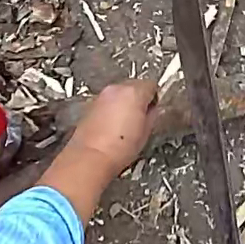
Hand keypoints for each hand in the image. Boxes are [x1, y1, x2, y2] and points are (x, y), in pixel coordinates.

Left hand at [39, 80, 156, 220]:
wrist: (90, 158)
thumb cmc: (118, 148)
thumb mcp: (146, 132)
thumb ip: (151, 114)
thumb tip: (151, 110)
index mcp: (135, 92)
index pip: (151, 85)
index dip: (154, 99)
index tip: (153, 109)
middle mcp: (117, 89)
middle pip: (134, 86)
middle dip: (138, 100)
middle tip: (140, 119)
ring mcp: (102, 96)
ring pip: (120, 93)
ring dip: (124, 104)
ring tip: (125, 126)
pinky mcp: (91, 105)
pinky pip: (107, 102)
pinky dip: (111, 109)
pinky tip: (113, 128)